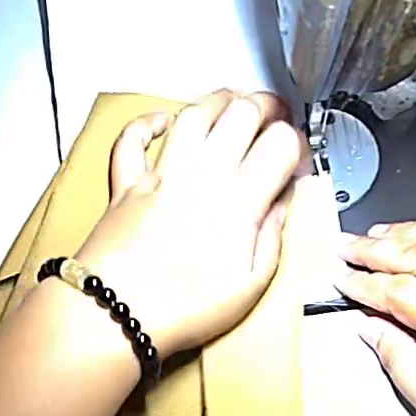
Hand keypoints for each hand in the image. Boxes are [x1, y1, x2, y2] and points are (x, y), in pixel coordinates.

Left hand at [71, 90, 304, 357]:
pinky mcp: (127, 182)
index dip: (298, 146)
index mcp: (239, 200)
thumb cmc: (183, 309)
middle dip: (268, 107)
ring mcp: (162, 173)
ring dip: (219, 101)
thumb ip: (272, 238)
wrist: (117, 313)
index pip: (281, 143)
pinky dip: (148, 122)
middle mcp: (203, 174)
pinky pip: (133, 137)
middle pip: (242, 111)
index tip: (298, 164)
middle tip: (276, 122)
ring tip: (234, 106)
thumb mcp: (250, 287)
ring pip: (194, 111)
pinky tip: (161, 122)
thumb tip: (281, 207)